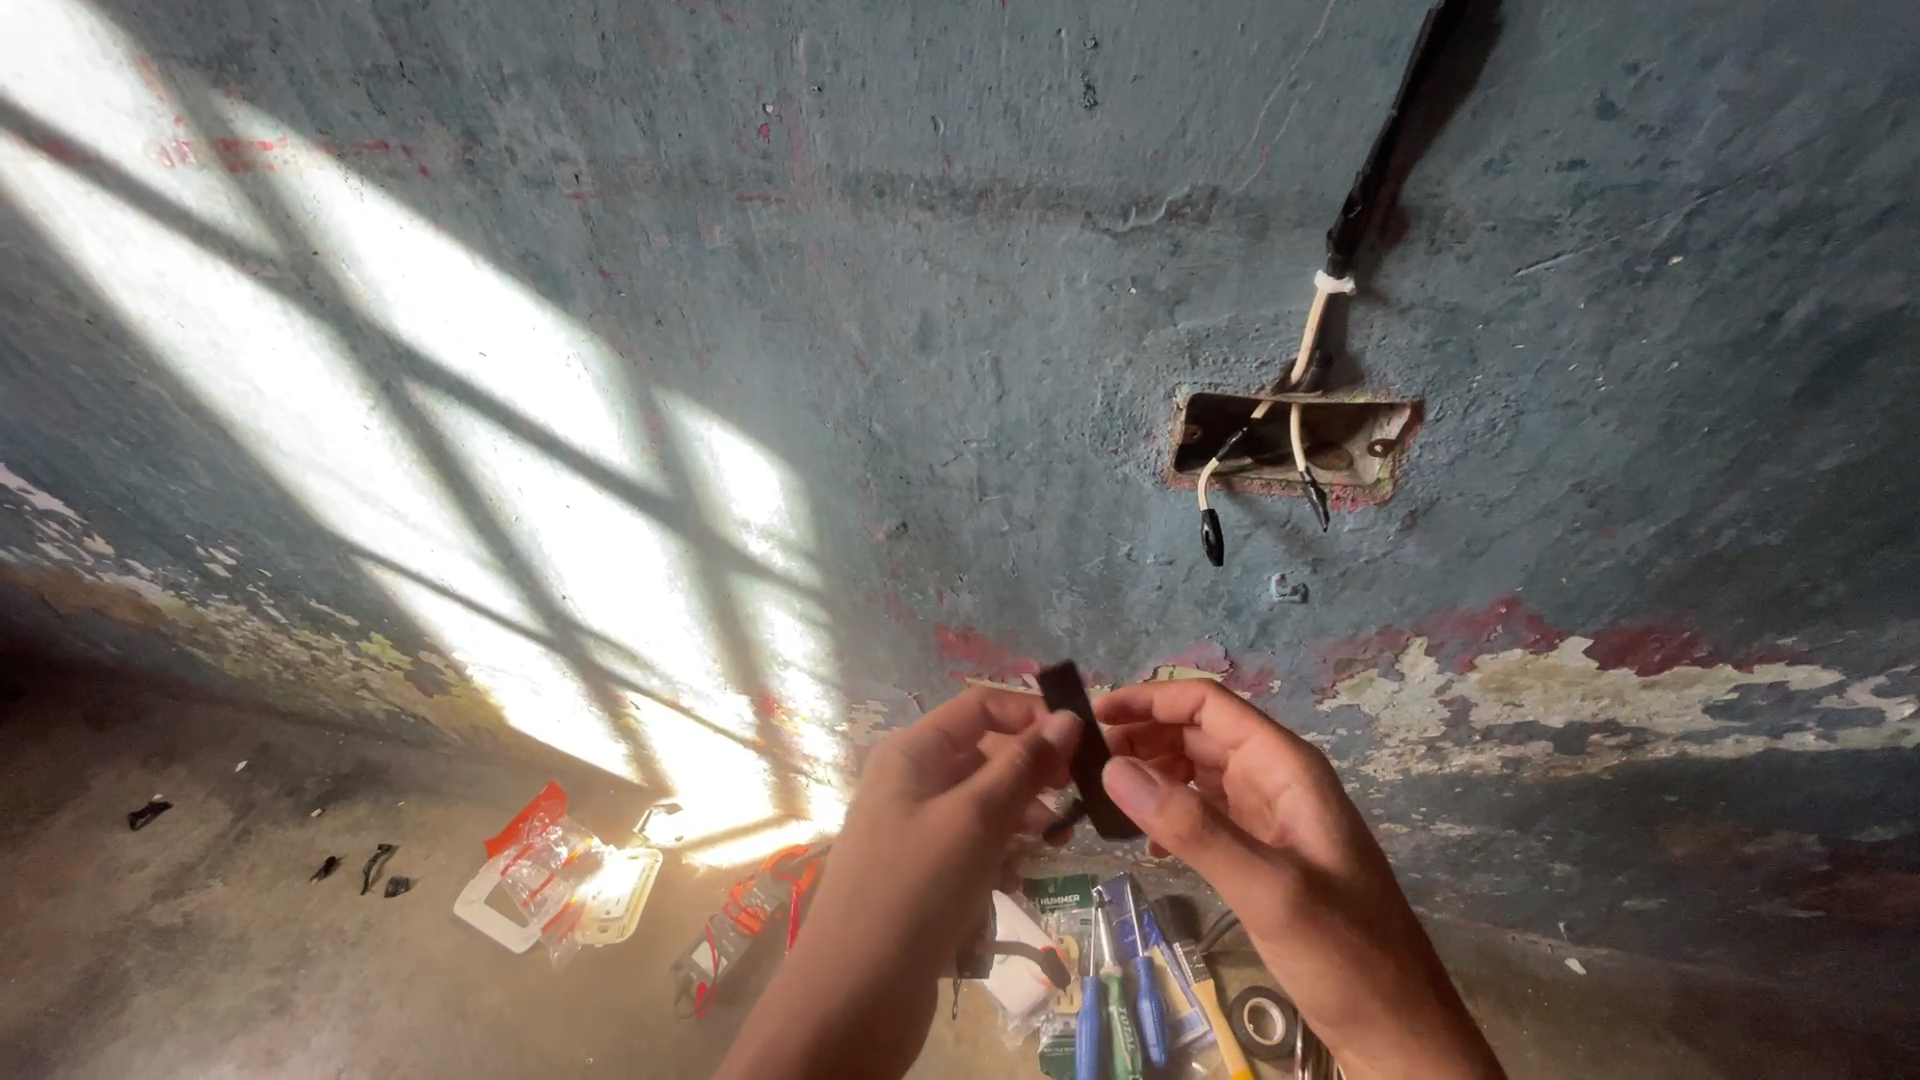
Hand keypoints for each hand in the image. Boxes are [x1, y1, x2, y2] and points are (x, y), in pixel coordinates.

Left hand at [715, 687, 1080, 1079]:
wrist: (852, 999)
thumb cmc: (914, 890)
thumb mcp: (975, 819)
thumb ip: (1023, 766)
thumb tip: (1068, 718)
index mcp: (911, 752)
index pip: (979, 707)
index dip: (1029, 715)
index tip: (1077, 745)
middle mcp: (910, 782)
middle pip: (983, 755)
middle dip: (1030, 773)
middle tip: (1072, 802)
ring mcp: (915, 831)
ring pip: (982, 805)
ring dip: (1020, 817)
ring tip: (1053, 843)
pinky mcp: (923, 876)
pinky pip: (972, 848)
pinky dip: (999, 856)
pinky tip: (1017, 881)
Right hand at [1097, 679, 1503, 1079]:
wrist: (1400, 1033)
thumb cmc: (1345, 954)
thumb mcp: (1266, 888)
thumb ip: (1191, 827)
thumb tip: (1113, 769)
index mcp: (1286, 766)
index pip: (1209, 704)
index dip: (1150, 699)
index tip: (1095, 716)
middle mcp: (1276, 778)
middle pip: (1198, 732)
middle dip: (1143, 736)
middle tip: (1086, 762)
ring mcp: (1270, 815)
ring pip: (1198, 770)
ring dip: (1152, 773)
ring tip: (1104, 795)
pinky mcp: (1261, 850)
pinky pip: (1205, 812)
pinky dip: (1170, 814)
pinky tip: (1145, 842)